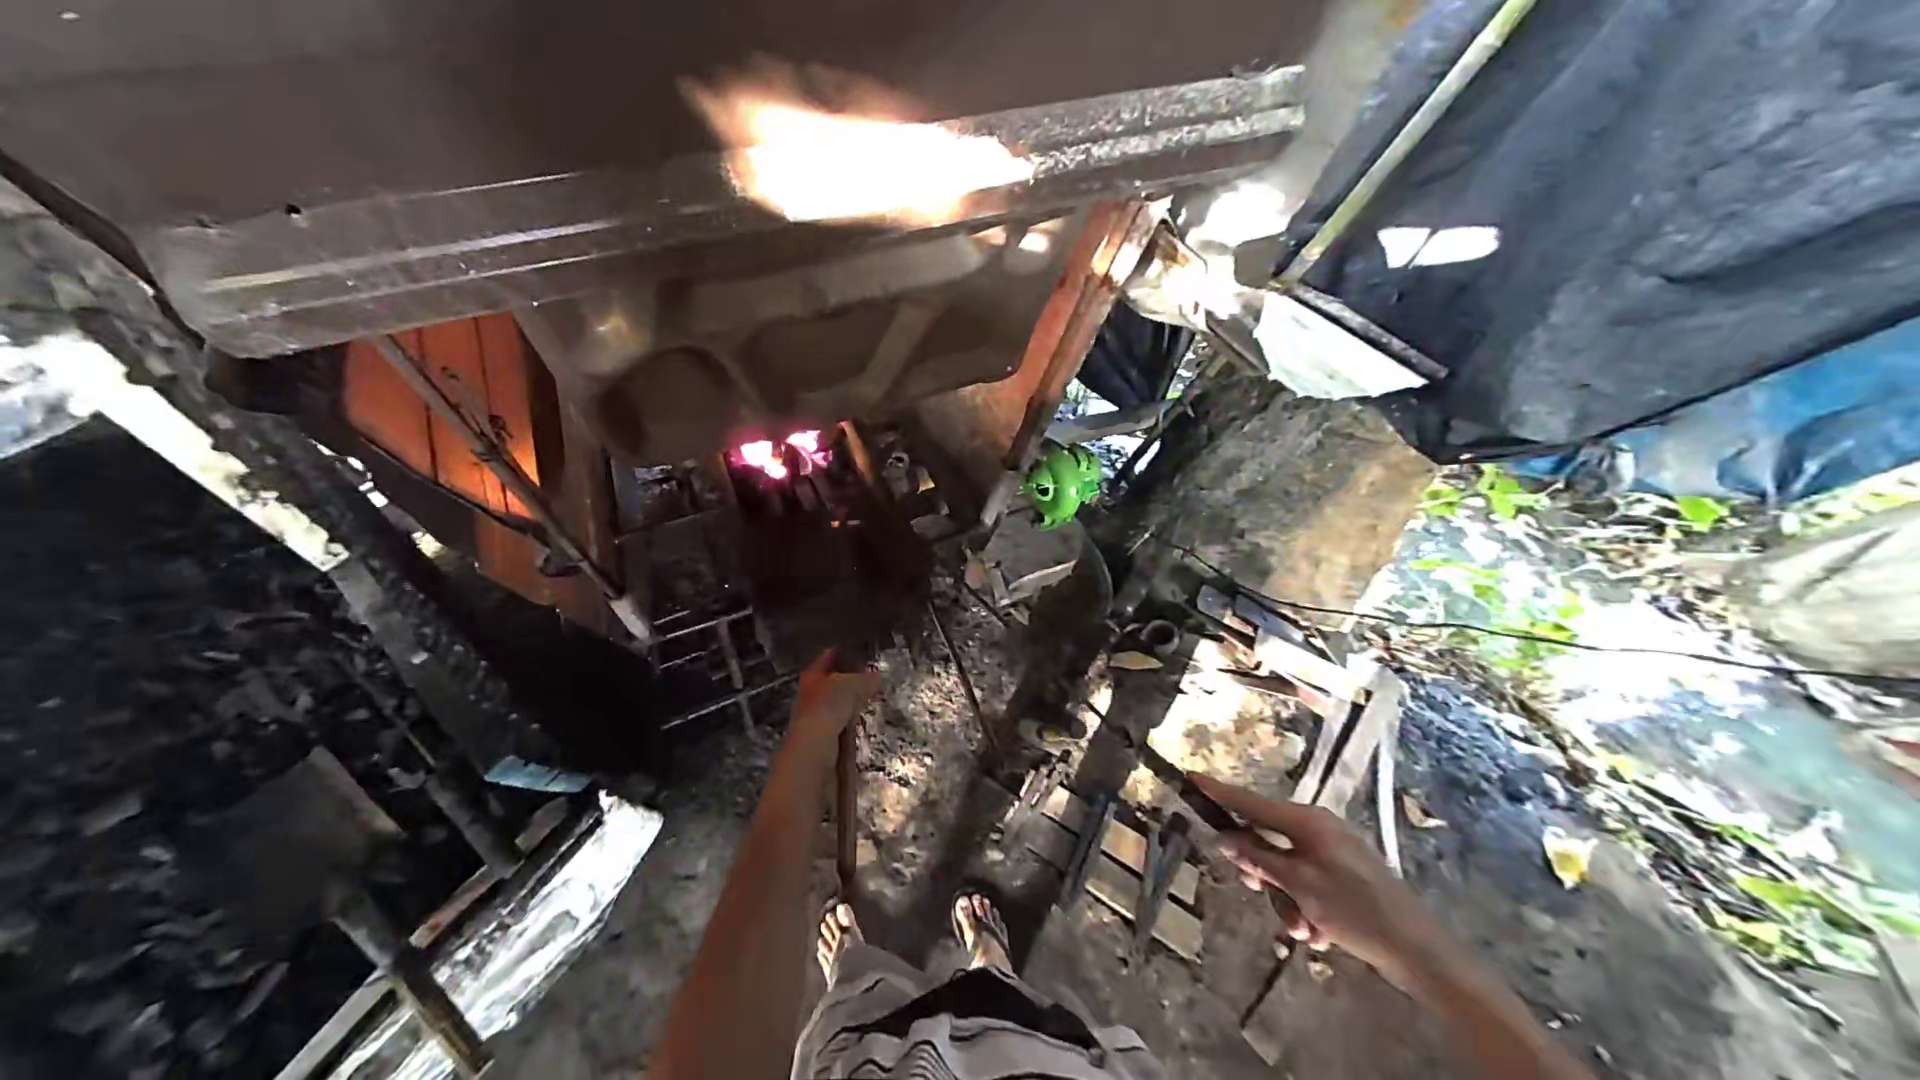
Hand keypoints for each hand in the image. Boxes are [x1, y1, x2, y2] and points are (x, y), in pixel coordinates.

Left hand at [787, 648, 878, 747]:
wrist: (813, 756)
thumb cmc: (827, 710)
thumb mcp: (850, 686)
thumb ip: (864, 679)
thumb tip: (877, 677)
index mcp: (811, 678)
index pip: (827, 657)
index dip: (842, 651)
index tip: (860, 646)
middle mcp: (811, 697)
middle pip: (832, 682)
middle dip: (851, 679)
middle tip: (875, 672)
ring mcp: (818, 720)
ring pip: (839, 705)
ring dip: (854, 702)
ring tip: (877, 696)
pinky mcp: (826, 741)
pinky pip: (844, 725)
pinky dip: (855, 722)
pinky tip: (868, 721)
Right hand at [1192, 773, 1443, 987]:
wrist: (1419, 951)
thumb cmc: (1355, 911)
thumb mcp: (1299, 886)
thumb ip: (1259, 859)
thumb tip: (1226, 838)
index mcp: (1306, 821)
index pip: (1251, 802)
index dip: (1219, 792)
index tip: (1191, 777)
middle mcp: (1317, 828)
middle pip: (1266, 840)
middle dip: (1261, 872)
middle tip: (1255, 891)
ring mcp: (1331, 851)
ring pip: (1284, 868)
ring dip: (1285, 900)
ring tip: (1302, 930)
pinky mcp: (1342, 875)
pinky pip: (1305, 883)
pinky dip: (1304, 907)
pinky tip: (1318, 934)